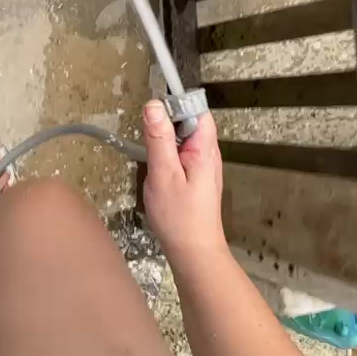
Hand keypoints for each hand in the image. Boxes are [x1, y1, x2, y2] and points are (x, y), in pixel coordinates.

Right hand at [142, 99, 225, 259]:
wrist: (193, 251)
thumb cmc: (180, 218)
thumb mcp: (163, 174)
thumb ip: (159, 139)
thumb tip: (154, 106)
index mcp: (204, 149)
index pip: (196, 109)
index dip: (175, 103)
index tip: (153, 109)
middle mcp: (208, 153)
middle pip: (189, 121)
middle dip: (166, 122)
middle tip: (148, 139)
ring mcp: (203, 165)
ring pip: (183, 138)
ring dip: (165, 139)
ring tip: (151, 156)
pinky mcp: (195, 176)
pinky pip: (180, 153)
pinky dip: (166, 153)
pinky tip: (157, 167)